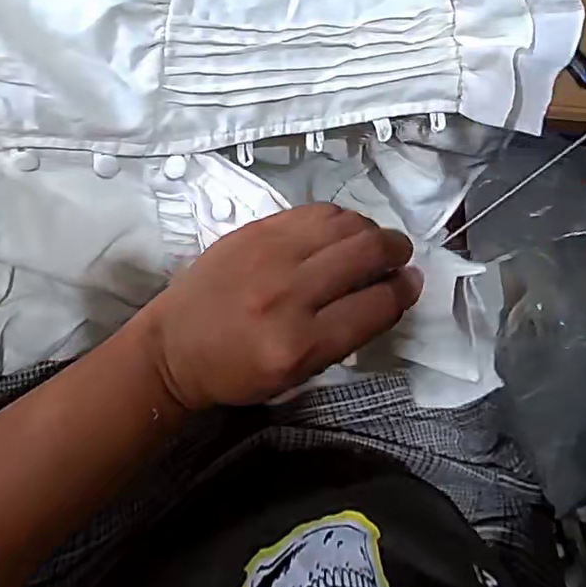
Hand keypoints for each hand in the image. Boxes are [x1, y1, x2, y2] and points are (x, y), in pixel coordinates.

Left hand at [128, 204, 419, 410]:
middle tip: (399, 254)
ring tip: (371, 240)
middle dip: (395, 251)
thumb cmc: (237, 370)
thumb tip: (388, 293)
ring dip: (368, 229)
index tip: (410, 283)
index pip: (375, 306)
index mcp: (300, 344)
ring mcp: (268, 254)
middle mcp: (287, 293)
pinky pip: (310, 211)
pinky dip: (335, 217)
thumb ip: (344, 335)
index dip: (404, 291)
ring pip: (341, 223)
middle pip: (363, 253)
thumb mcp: (296, 374)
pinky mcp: (253, 230)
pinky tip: (339, 229)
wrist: (175, 344)